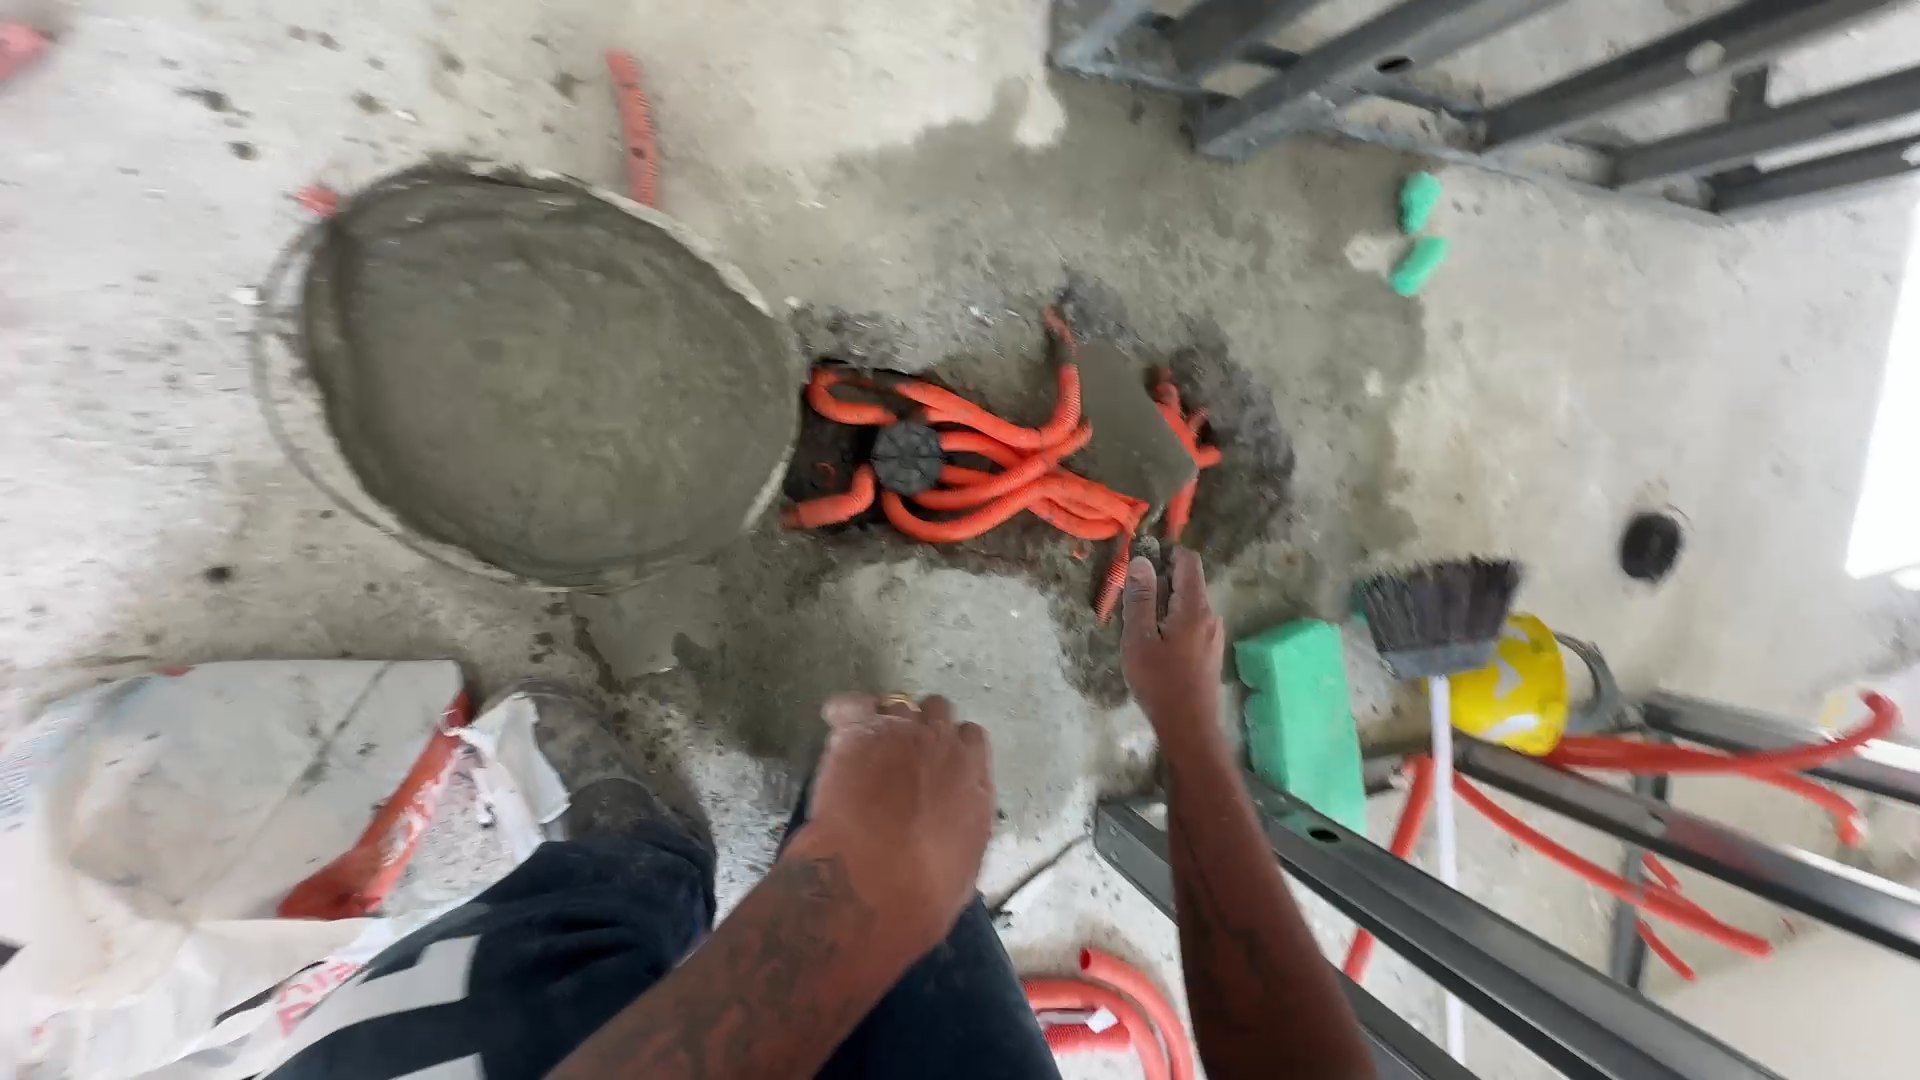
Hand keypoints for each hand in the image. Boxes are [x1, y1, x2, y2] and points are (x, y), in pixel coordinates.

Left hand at [789, 694, 993, 950]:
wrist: (872, 885)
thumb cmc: (920, 896)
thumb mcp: (962, 871)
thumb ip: (961, 834)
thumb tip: (951, 832)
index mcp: (974, 781)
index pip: (971, 739)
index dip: (951, 747)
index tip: (935, 762)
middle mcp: (944, 746)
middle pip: (938, 711)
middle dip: (922, 725)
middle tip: (901, 749)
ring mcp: (903, 733)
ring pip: (901, 702)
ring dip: (889, 718)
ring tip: (869, 738)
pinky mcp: (861, 731)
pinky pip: (853, 704)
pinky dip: (845, 711)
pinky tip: (836, 722)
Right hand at [1121, 547, 1225, 739]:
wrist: (1189, 726)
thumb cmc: (1160, 681)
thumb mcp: (1139, 638)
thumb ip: (1140, 598)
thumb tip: (1142, 561)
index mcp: (1195, 607)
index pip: (1188, 560)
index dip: (1165, 552)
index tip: (1139, 562)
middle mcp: (1210, 615)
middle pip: (1187, 581)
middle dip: (1158, 581)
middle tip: (1129, 600)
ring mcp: (1213, 634)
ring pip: (1186, 604)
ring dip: (1162, 604)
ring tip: (1137, 625)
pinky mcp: (1209, 650)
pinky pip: (1189, 622)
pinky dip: (1170, 621)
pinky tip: (1153, 644)